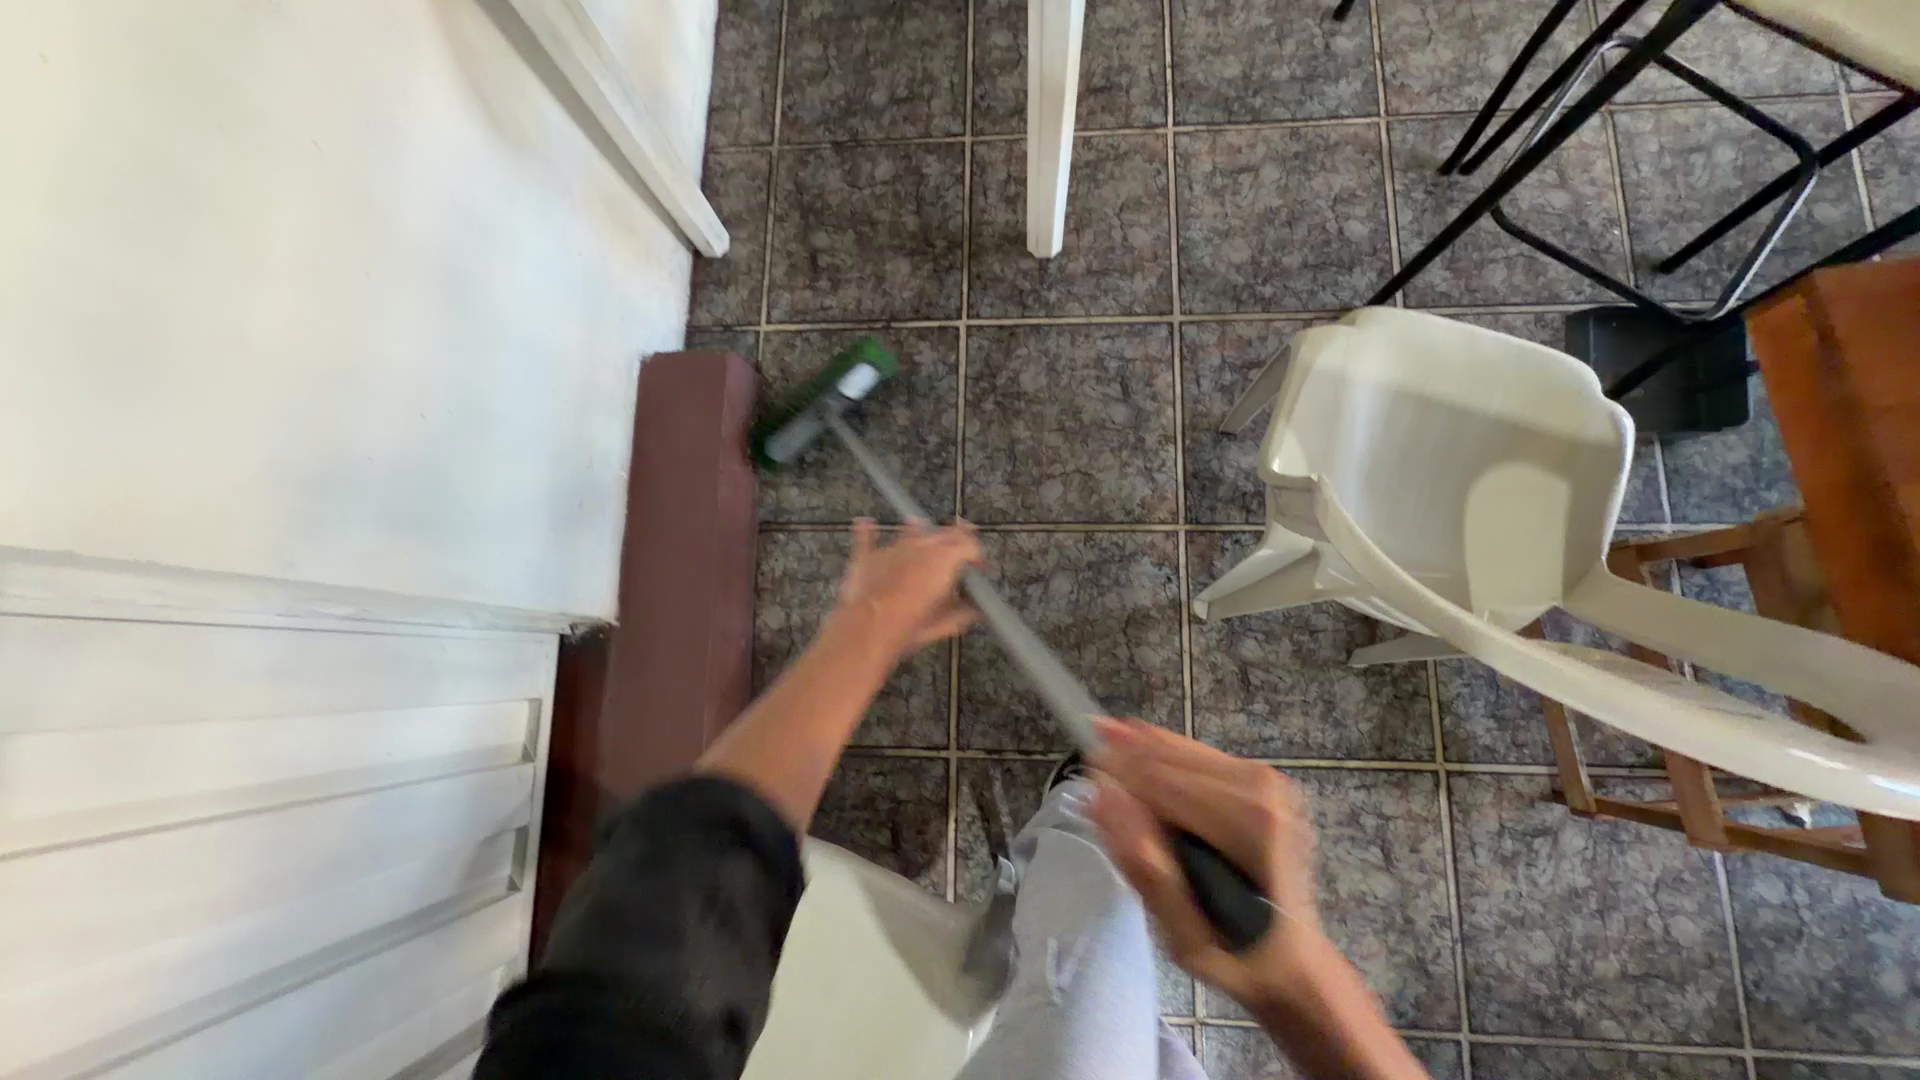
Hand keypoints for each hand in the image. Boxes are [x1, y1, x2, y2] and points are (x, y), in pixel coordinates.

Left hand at [833, 518, 981, 658]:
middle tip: (958, 554)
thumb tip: (975, 610)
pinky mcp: (867, 556)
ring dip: (920, 531)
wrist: (869, 626)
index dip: (977, 556)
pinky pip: (866, 536)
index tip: (979, 569)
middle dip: (955, 540)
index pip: (969, 545)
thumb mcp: (944, 624)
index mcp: (945, 558)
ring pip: (911, 531)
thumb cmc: (911, 625)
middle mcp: (921, 546)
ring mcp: (892, 548)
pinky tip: (865, 522)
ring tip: (922, 528)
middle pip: (944, 533)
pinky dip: (867, 530)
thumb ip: (963, 612)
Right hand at [1088, 717, 1327, 1013]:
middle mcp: (1263, 793)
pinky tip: (1140, 748)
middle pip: (1171, 756)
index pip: (1160, 780)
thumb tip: (1101, 799)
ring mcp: (1270, 781)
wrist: (1296, 959)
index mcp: (1248, 828)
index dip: (1117, 770)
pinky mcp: (1267, 779)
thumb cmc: (1240, 956)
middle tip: (1088, 752)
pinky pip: (1199, 753)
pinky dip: (1165, 750)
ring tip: (1104, 738)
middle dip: (1127, 753)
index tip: (1083, 770)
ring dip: (1143, 748)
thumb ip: (1144, 867)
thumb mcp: (1184, 937)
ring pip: (1184, 748)